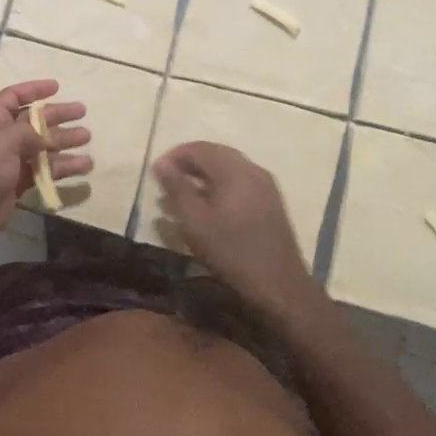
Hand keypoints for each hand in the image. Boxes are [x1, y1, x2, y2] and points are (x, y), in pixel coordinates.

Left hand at [0, 79, 90, 241]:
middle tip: (82, 111)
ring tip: (87, 137)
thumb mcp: (4, 141)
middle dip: (57, 115)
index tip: (57, 87)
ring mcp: (11, 160)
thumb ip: (28, 131)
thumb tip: (46, 134)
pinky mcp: (19, 181)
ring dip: (64, 140)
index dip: (33, 90)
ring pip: (42, 145)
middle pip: (33, 120)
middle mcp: (1, 137)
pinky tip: (83, 165)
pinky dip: (63, 166)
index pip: (13, 97)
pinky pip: (45, 168)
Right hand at [152, 142, 319, 318]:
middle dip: (187, 164)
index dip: (174, 156)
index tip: (155, 174)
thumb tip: (161, 164)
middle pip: (215, 154)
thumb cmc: (233, 253)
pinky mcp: (270, 202)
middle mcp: (253, 170)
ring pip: (227, 168)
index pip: (200, 148)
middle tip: (165, 181)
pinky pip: (238, 181)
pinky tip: (206, 206)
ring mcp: (265, 186)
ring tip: (180, 194)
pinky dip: (218, 185)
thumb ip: (177, 189)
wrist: (280, 287)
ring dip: (202, 175)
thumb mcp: (196, 222)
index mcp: (236, 171)